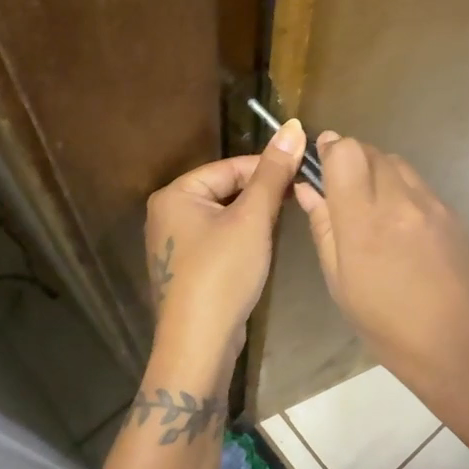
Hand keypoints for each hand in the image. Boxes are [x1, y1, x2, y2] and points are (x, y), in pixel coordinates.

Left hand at [144, 119, 306, 368]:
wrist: (198, 343)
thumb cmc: (222, 273)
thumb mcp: (252, 219)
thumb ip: (273, 173)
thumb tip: (293, 126)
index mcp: (175, 194)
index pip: (229, 167)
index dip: (267, 169)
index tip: (302, 176)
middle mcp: (166, 214)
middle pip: (224, 190)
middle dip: (260, 195)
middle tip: (296, 201)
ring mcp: (173, 244)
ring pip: (223, 217)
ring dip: (253, 219)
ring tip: (283, 224)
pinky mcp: (184, 269)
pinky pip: (217, 241)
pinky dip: (241, 240)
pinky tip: (262, 251)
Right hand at [294, 132, 468, 382]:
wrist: (458, 347)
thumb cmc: (386, 326)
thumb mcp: (340, 283)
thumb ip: (324, 228)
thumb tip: (308, 188)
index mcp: (364, 223)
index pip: (346, 152)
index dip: (330, 150)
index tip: (321, 165)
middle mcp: (400, 203)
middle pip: (370, 150)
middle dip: (351, 159)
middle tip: (341, 189)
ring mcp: (432, 205)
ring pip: (397, 163)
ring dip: (377, 171)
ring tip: (370, 206)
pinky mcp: (452, 214)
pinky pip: (419, 185)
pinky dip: (401, 190)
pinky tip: (399, 225)